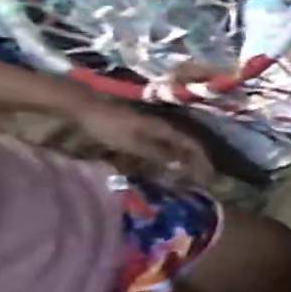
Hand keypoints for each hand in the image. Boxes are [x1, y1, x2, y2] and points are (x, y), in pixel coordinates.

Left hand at [71, 99, 212, 185]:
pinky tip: (152, 173)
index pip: (193, 145)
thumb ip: (158, 154)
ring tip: (176, 180)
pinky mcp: (133, 137)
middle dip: (192, 164)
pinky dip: (156, 163)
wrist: (81, 110)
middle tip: (195, 181)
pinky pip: (152, 152)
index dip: (203, 160)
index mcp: (166, 130)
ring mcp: (147, 133)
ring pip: (169, 150)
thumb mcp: (134, 142)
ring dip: (174, 165)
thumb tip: (182, 166)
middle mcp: (162, 130)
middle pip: (183, 148)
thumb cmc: (109, 126)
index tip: (209, 176)